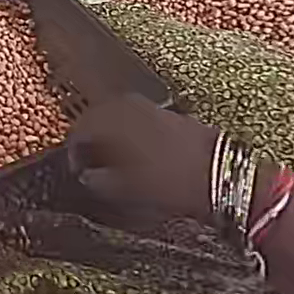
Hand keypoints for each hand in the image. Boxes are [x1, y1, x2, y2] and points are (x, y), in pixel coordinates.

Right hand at [67, 93, 218, 233]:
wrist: (220, 173)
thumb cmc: (168, 181)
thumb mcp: (125, 189)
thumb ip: (97, 181)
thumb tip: (87, 176)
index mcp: (109, 119)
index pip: (77, 130)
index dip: (73, 152)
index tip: (77, 171)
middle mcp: (126, 104)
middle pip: (95, 118)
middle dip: (90, 139)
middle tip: (89, 163)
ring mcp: (148, 106)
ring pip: (116, 116)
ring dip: (109, 134)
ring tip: (112, 159)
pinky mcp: (167, 112)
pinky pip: (136, 118)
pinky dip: (129, 132)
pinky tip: (136, 152)